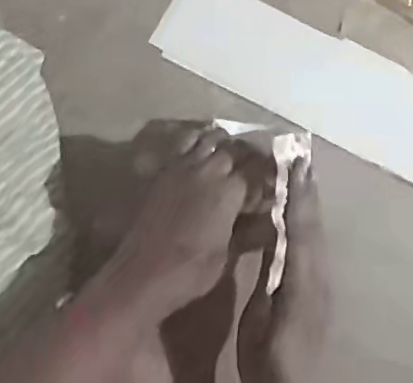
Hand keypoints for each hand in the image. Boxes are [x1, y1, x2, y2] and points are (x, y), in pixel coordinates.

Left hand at [99, 126, 251, 319]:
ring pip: (210, 137)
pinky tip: (200, 151)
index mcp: (230, 190)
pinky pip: (185, 142)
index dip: (265, 173)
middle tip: (252, 165)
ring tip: (227, 153)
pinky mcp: (165, 168)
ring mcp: (185, 164)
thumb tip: (262, 216)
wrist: (142, 273)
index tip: (270, 180)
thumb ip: (244, 229)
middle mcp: (210, 169)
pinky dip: (197, 140)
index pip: (256, 169)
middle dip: (246, 155)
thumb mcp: (225, 255)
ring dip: (223, 142)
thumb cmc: (190, 272)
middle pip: (235, 148)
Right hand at [238, 159, 329, 382]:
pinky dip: (309, 219)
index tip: (295, 162)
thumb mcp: (258, 317)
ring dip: (310, 200)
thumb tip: (270, 232)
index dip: (297, 193)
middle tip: (300, 155)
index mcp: (300, 279)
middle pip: (313, 223)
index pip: (300, 227)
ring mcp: (322, 280)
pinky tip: (300, 209)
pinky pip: (316, 242)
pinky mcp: (320, 288)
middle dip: (307, 189)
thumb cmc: (267, 357)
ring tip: (302, 171)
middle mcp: (317, 274)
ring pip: (317, 230)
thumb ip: (266, 274)